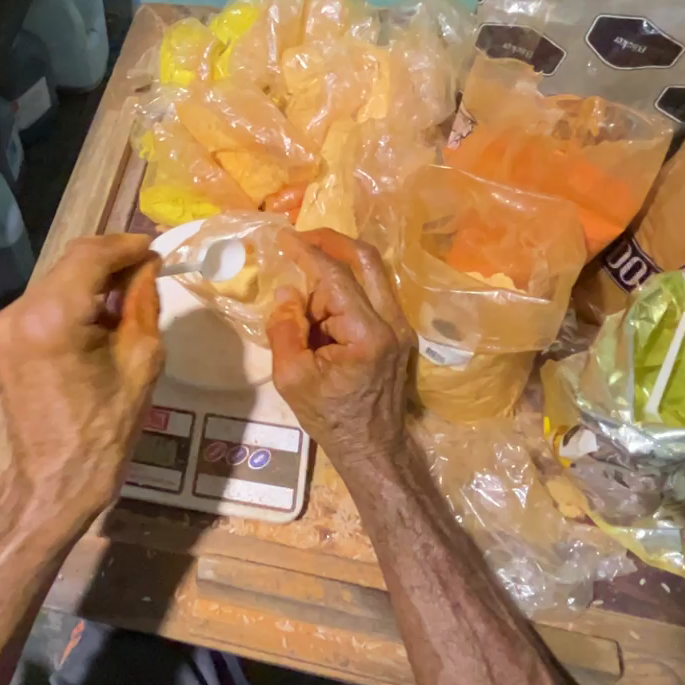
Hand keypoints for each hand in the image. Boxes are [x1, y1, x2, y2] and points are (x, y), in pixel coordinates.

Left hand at [0, 234, 164, 526]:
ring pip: (56, 280)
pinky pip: (42, 304)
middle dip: (110, 260)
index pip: (91, 255)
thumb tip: (147, 265)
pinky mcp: (0, 340)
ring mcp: (3, 326)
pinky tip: (98, 317)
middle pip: (70, 263)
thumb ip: (143, 301)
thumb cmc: (106, 429)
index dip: (126, 246)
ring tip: (126, 295)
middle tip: (147, 270)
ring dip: (91, 280)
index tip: (155, 249)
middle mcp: (19, 312)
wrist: (56, 480)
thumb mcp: (142, 360)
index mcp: (53, 318)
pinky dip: (72, 300)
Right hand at [267, 229, 412, 467]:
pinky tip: (321, 302)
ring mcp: (402, 325)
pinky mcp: (400, 332)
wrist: (372, 447)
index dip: (307, 252)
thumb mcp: (291, 377)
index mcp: (367, 334)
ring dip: (337, 267)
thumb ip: (285, 328)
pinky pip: (373, 292)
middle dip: (331, 242)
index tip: (283, 237)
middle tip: (301, 238)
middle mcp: (393, 322)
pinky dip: (346, 287)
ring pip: (373, 273)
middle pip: (367, 259)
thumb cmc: (329, 417)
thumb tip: (288, 291)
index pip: (335, 276)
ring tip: (304, 283)